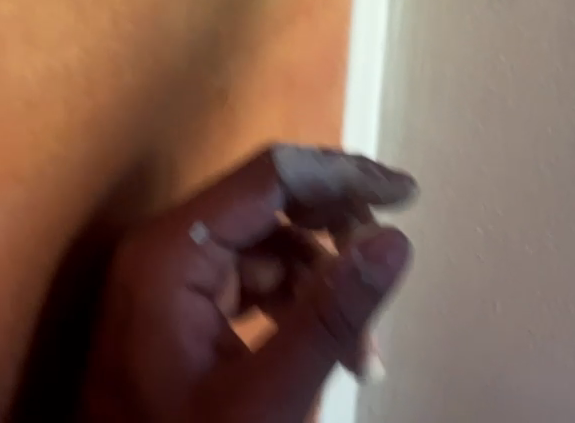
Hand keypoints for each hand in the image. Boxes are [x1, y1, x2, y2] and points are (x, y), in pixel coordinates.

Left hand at [80, 145, 416, 422]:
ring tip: (363, 352)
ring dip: (325, 281)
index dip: (343, 175)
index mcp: (173, 250)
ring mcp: (173, 272)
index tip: (405, 195)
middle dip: (338, 233)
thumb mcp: (265, 398)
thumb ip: (330, 316)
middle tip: (387, 257)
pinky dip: (299, 304)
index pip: (273, 175)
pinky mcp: (184, 302)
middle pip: (274, 200)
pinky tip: (332, 351)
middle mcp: (168, 244)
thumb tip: (396, 239)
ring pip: (273, 242)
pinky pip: (256, 277)